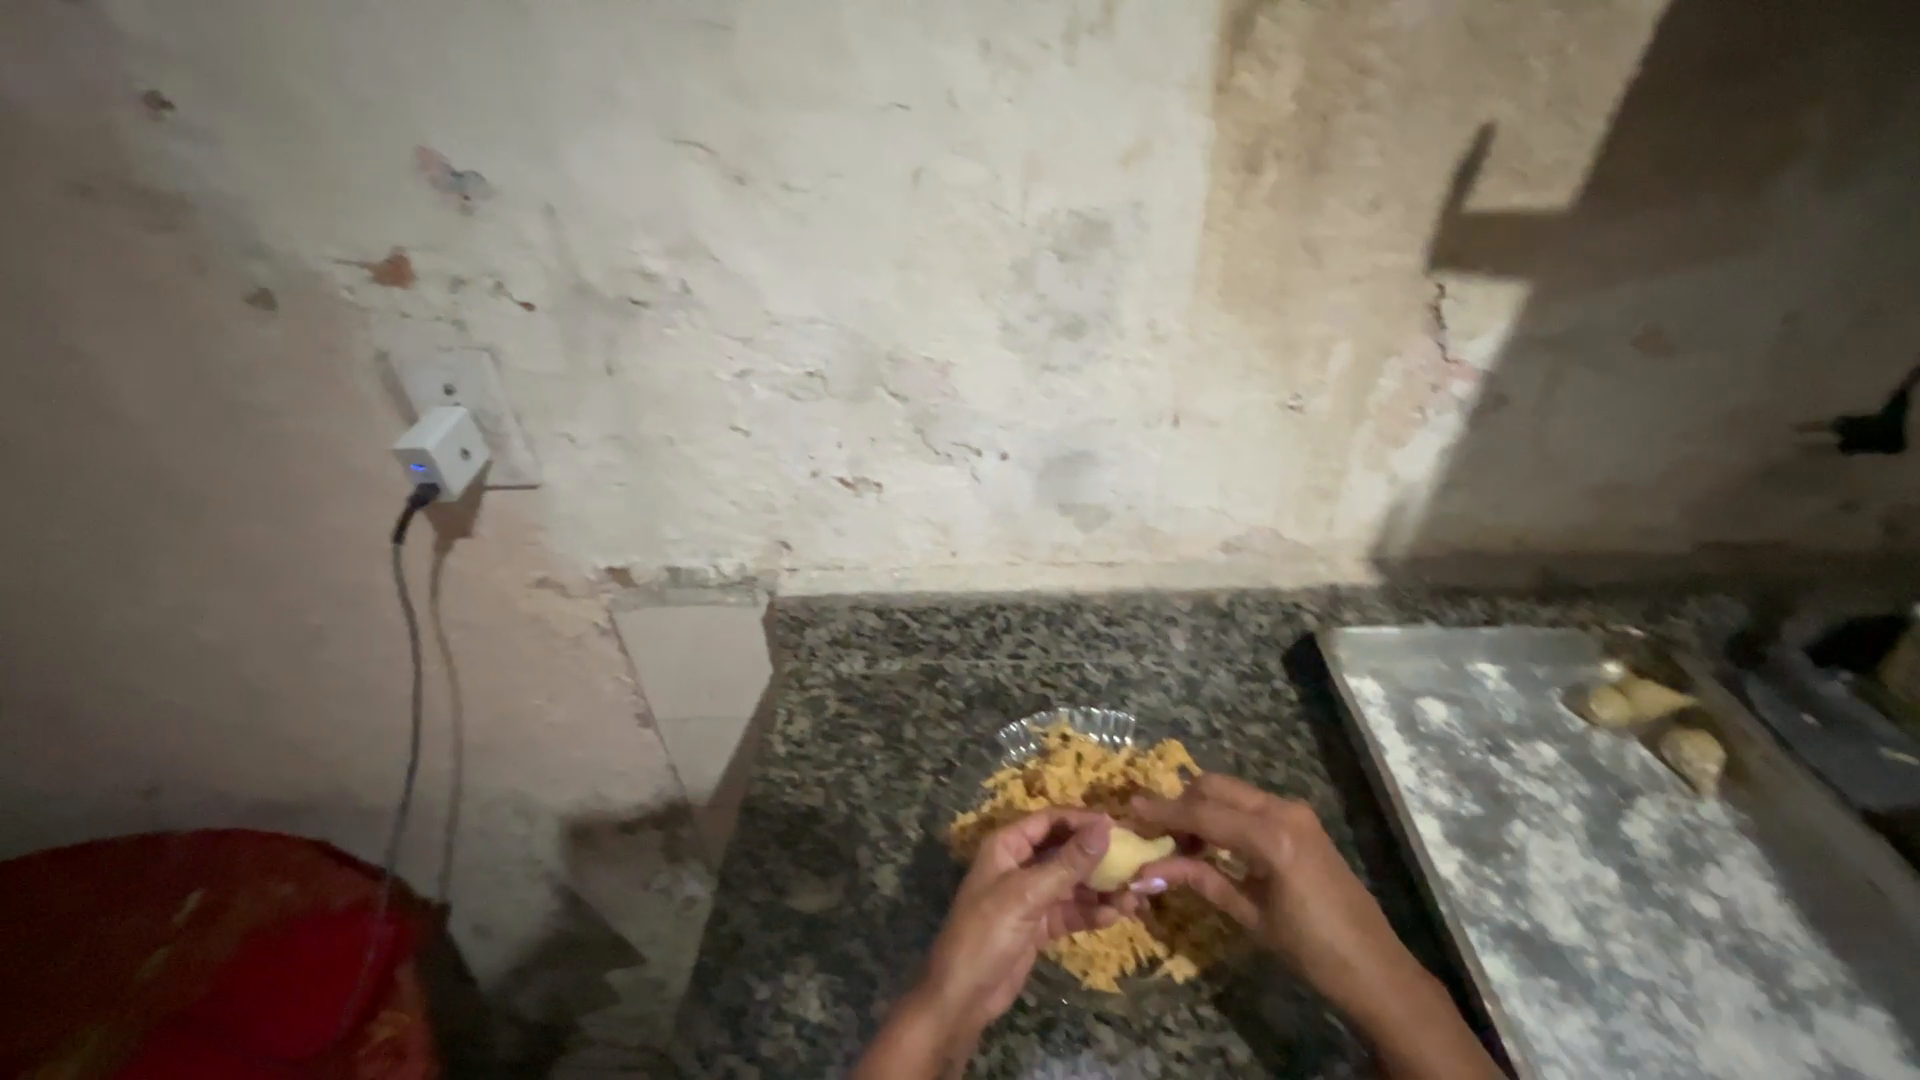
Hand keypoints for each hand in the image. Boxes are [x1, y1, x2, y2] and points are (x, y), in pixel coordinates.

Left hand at [918, 809, 1116, 1045]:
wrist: (963, 996)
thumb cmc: (987, 932)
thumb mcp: (1029, 894)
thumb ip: (1069, 862)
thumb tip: (1105, 827)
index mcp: (1007, 845)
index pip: (1050, 820)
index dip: (1083, 821)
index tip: (1120, 828)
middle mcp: (1019, 864)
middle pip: (1065, 850)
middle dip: (1098, 858)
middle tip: (1136, 864)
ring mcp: (1030, 896)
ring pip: (1072, 883)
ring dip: (1101, 888)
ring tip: (1134, 896)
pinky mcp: (1039, 924)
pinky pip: (1070, 910)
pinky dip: (1091, 912)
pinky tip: (1115, 916)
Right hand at [1127, 774, 1424, 1022]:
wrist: (1375, 967)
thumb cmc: (1311, 950)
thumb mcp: (1249, 915)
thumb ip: (1198, 880)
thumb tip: (1146, 871)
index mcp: (1271, 838)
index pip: (1203, 813)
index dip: (1163, 811)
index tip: (1130, 808)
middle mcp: (1283, 811)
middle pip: (1215, 787)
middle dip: (1181, 803)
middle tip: (1155, 832)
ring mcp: (1295, 812)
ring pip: (1231, 791)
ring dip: (1201, 807)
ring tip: (1180, 843)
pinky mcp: (1301, 821)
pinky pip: (1249, 804)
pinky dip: (1223, 814)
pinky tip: (1210, 843)